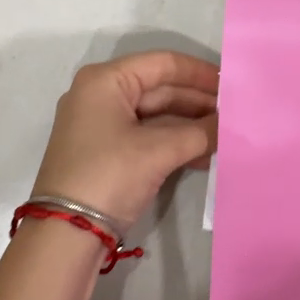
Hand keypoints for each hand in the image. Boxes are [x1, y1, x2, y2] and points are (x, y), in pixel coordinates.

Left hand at [30, 51, 219, 227]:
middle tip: (235, 112)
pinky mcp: (107, 152)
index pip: (163, 64)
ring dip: (191, 125)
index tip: (233, 83)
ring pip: (157, 115)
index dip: (200, 73)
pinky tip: (205, 154)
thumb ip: (201, 132)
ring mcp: (103, 125)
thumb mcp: (158, 151)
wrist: (65, 235)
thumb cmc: (109, 175)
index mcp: (106, 81)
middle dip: (198, 101)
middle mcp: (101, 95)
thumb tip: (232, 123)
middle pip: (161, 88)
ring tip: (226, 134)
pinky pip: (148, 136)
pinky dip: (175, 142)